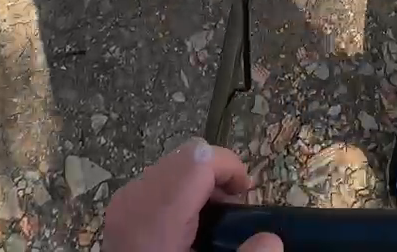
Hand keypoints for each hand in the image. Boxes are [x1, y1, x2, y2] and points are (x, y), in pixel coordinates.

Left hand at [103, 139, 279, 251]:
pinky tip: (191, 218)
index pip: (198, 158)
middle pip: (188, 155)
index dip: (229, 166)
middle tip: (234, 205)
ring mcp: (125, 201)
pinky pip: (161, 174)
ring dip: (201, 178)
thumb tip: (273, 240)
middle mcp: (135, 199)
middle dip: (218, 172)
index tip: (245, 193)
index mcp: (155, 218)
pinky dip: (183, 185)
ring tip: (215, 213)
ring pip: (175, 161)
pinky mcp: (123, 207)